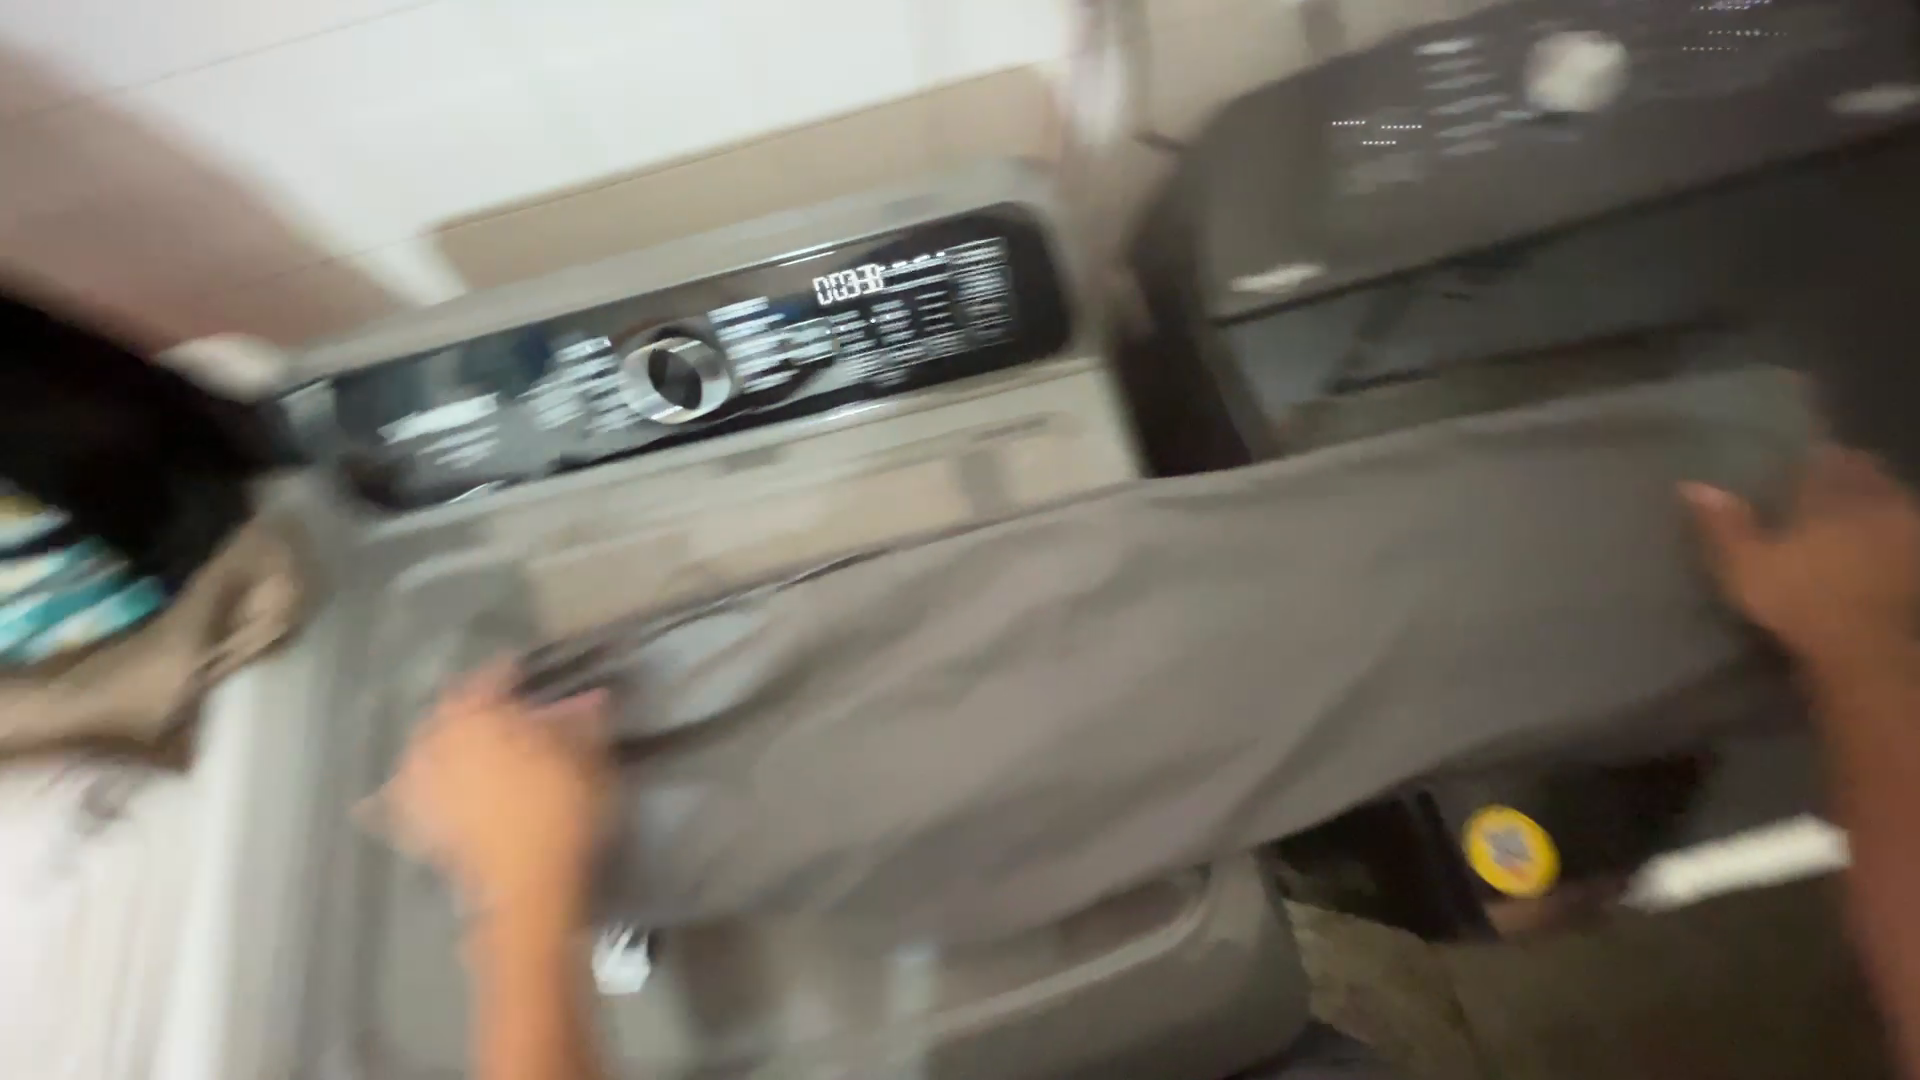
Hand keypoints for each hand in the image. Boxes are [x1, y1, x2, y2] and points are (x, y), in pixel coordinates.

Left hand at [377, 661, 610, 917]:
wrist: (529, 886)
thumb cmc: (565, 812)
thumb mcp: (589, 760)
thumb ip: (583, 723)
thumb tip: (592, 695)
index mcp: (488, 724)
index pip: (488, 682)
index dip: (502, 670)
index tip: (516, 665)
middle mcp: (448, 749)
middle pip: (446, 712)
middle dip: (464, 701)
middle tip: (486, 697)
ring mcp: (430, 788)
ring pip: (422, 748)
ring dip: (437, 734)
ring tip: (454, 731)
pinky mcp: (424, 823)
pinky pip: (406, 792)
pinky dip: (413, 779)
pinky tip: (416, 779)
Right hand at [1683, 447, 1919, 675]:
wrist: (1863, 646)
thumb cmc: (1795, 596)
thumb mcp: (1742, 561)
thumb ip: (1723, 522)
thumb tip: (1691, 485)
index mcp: (1836, 500)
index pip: (1832, 461)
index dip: (1816, 456)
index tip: (1800, 456)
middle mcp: (1880, 508)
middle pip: (1871, 477)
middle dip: (1850, 474)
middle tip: (1824, 478)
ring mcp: (1908, 537)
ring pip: (1894, 503)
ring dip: (1873, 500)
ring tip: (1848, 508)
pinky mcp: (1917, 566)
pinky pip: (1905, 534)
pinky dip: (1890, 530)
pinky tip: (1875, 539)